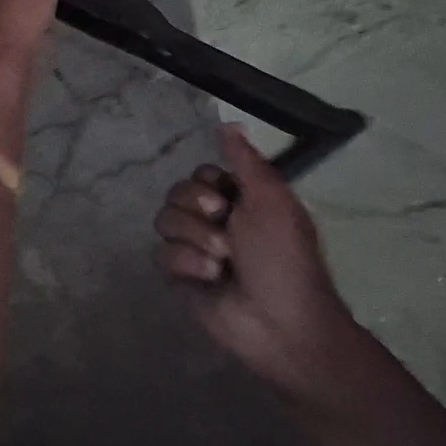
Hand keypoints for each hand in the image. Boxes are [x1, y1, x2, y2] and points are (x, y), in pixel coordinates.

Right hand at [156, 125, 359, 394]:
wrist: (279, 322)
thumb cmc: (283, 259)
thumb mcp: (272, 202)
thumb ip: (246, 161)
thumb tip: (229, 123)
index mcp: (239, 201)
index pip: (198, 174)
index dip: (204, 183)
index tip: (224, 198)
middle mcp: (213, 221)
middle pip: (176, 193)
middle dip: (197, 210)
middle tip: (226, 230)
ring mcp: (194, 249)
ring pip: (165, 220)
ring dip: (196, 239)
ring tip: (221, 261)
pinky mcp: (179, 276)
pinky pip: (162, 254)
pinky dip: (187, 264)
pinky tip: (210, 278)